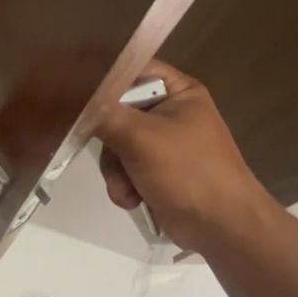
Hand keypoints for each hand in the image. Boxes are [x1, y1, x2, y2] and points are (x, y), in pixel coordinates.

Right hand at [91, 59, 269, 250]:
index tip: (79, 96)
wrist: (221, 226)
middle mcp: (170, 112)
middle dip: (111, 144)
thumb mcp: (142, 138)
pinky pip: (124, 170)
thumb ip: (106, 116)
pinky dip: (125, 186)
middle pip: (118, 113)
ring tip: (128, 190)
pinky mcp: (156, 171)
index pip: (132, 70)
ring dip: (116, 172)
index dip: (105, 81)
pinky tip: (134, 199)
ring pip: (117, 146)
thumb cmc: (189, 171)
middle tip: (115, 158)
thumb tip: (76, 101)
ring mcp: (163, 143)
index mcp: (178, 92)